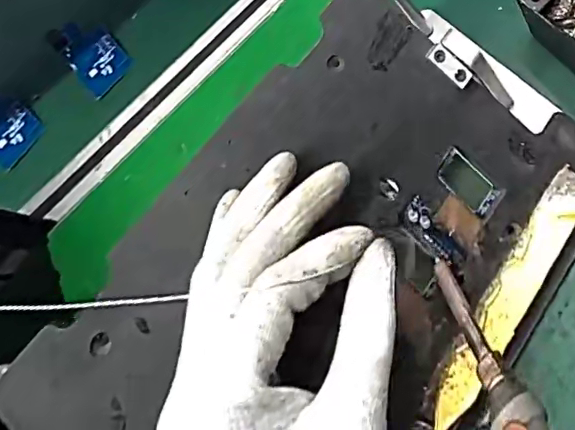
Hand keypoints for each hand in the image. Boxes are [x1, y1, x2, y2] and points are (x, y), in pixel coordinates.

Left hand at [156, 153, 396, 429]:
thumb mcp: (352, 418)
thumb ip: (368, 330)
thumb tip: (381, 258)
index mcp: (224, 389)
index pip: (277, 287)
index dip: (327, 253)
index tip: (369, 239)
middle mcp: (196, 377)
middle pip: (240, 265)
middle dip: (290, 211)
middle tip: (331, 175)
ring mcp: (193, 378)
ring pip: (214, 273)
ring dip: (250, 214)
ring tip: (278, 170)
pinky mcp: (204, 380)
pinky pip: (207, 294)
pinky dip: (225, 245)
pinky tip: (232, 213)